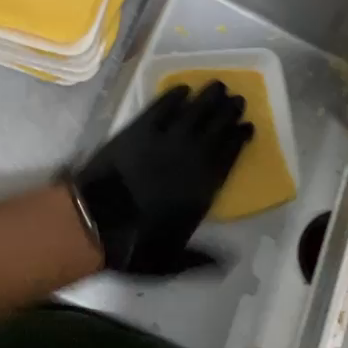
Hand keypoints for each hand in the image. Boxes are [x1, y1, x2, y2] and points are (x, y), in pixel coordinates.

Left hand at [71, 81, 252, 274]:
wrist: (98, 220)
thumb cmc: (136, 243)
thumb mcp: (174, 259)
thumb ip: (202, 258)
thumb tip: (228, 262)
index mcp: (204, 185)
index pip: (230, 154)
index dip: (241, 138)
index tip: (248, 127)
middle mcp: (192, 157)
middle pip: (218, 126)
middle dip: (230, 111)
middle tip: (238, 99)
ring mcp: (167, 139)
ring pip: (196, 110)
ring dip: (208, 96)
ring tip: (217, 85)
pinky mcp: (140, 128)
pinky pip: (163, 106)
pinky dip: (174, 95)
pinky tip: (182, 88)